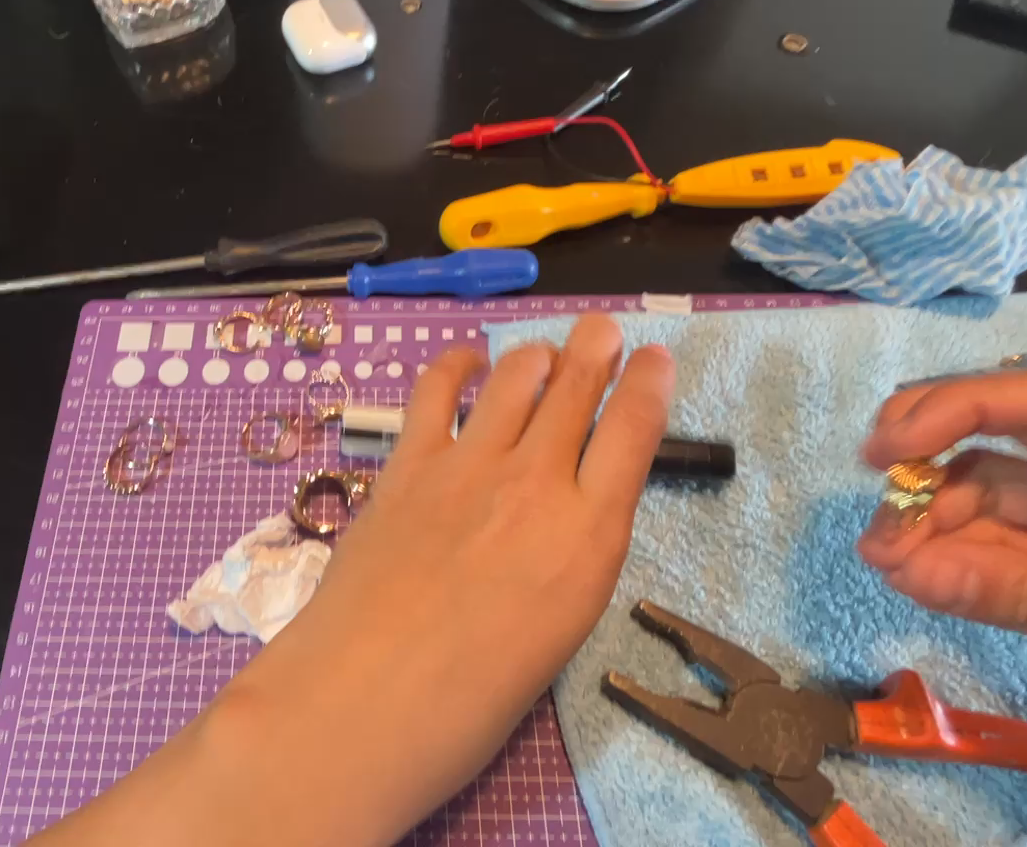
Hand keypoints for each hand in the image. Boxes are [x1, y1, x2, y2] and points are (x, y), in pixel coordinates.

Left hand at [34, 316, 674, 845]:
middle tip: (601, 329)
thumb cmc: (476, 696)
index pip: (635, 434)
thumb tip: (567, 501)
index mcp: (589, 536)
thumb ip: (571, 550)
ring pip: (515, 378)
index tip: (655, 358)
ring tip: (543, 349)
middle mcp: (536, 482)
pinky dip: (457, 363)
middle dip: (595, 348)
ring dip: (536, 353)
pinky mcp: (409, 461)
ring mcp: (468, 464)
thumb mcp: (560, 624)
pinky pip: (437, 390)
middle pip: (576, 389)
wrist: (370, 697)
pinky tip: (468, 358)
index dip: (649, 385)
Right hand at [858, 368, 1026, 824]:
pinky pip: (1011, 558)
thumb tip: (909, 572)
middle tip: (878, 510)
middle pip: (1019, 444)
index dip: (967, 407)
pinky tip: (919, 579)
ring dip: (935, 527)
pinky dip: (959, 566)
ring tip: (886, 563)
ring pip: (1001, 504)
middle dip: (936, 469)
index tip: (888, 446)